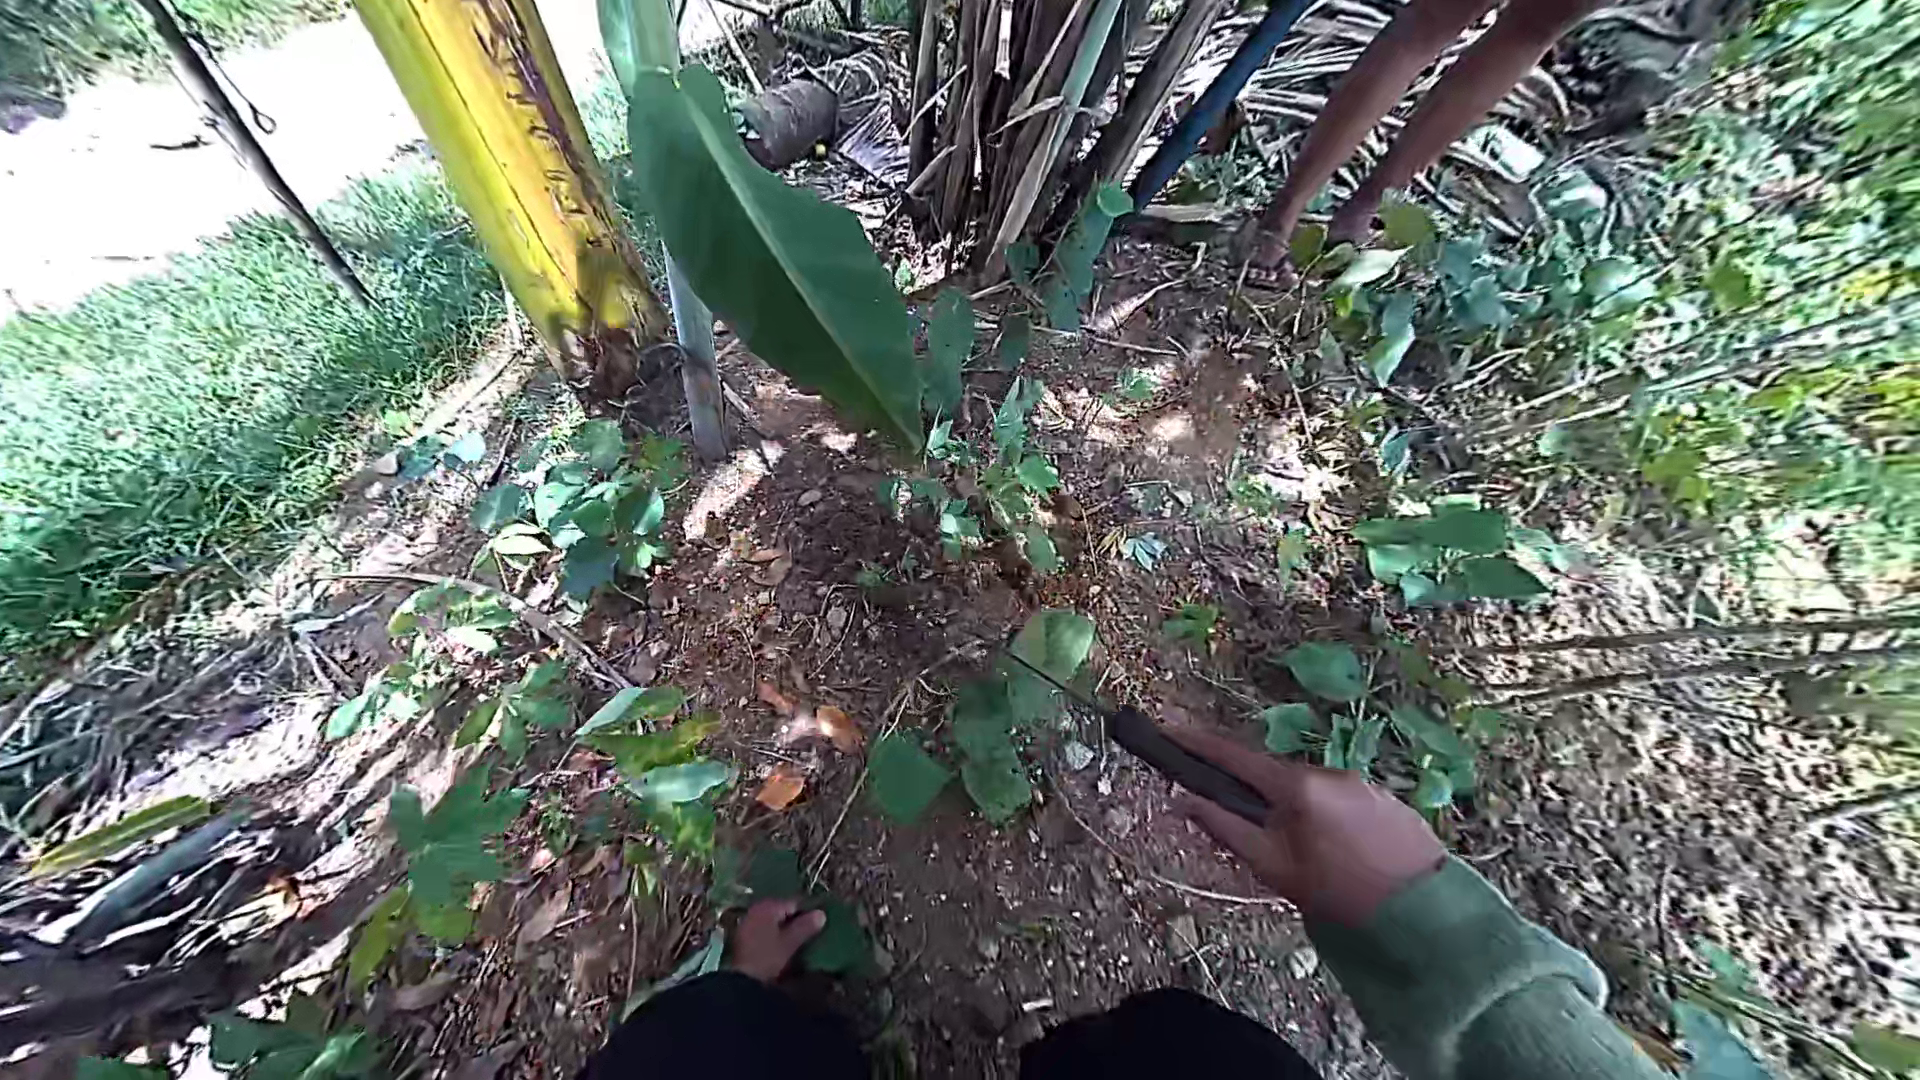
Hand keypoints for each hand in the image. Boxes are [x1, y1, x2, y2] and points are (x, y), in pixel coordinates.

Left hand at [729, 899, 825, 982]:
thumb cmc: (767, 958)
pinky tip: (777, 950)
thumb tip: (822, 913)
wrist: (739, 986)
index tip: (815, 927)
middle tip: (805, 937)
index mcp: (768, 906)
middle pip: (781, 912)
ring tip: (793, 946)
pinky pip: (762, 932)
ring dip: (782, 931)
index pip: (794, 904)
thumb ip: (806, 926)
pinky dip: (771, 938)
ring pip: (771, 923)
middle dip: (793, 922)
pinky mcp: (741, 940)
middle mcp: (756, 910)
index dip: (806, 914)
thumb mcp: (790, 943)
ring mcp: (746, 924)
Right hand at [1167, 726, 1444, 924]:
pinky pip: (1339, 794)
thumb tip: (1181, 798)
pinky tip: (1338, 846)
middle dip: (1255, 791)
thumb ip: (1224, 826)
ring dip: (1294, 805)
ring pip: (1307, 785)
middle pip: (1272, 772)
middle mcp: (1327, 770)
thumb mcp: (1272, 866)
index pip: (1233, 755)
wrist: (1431, 924)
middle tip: (1257, 827)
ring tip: (1308, 849)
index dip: (1197, 742)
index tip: (1168, 728)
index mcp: (1295, 785)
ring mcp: (1360, 780)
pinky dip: (1325, 811)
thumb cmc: (1339, 894)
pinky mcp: (1386, 795)